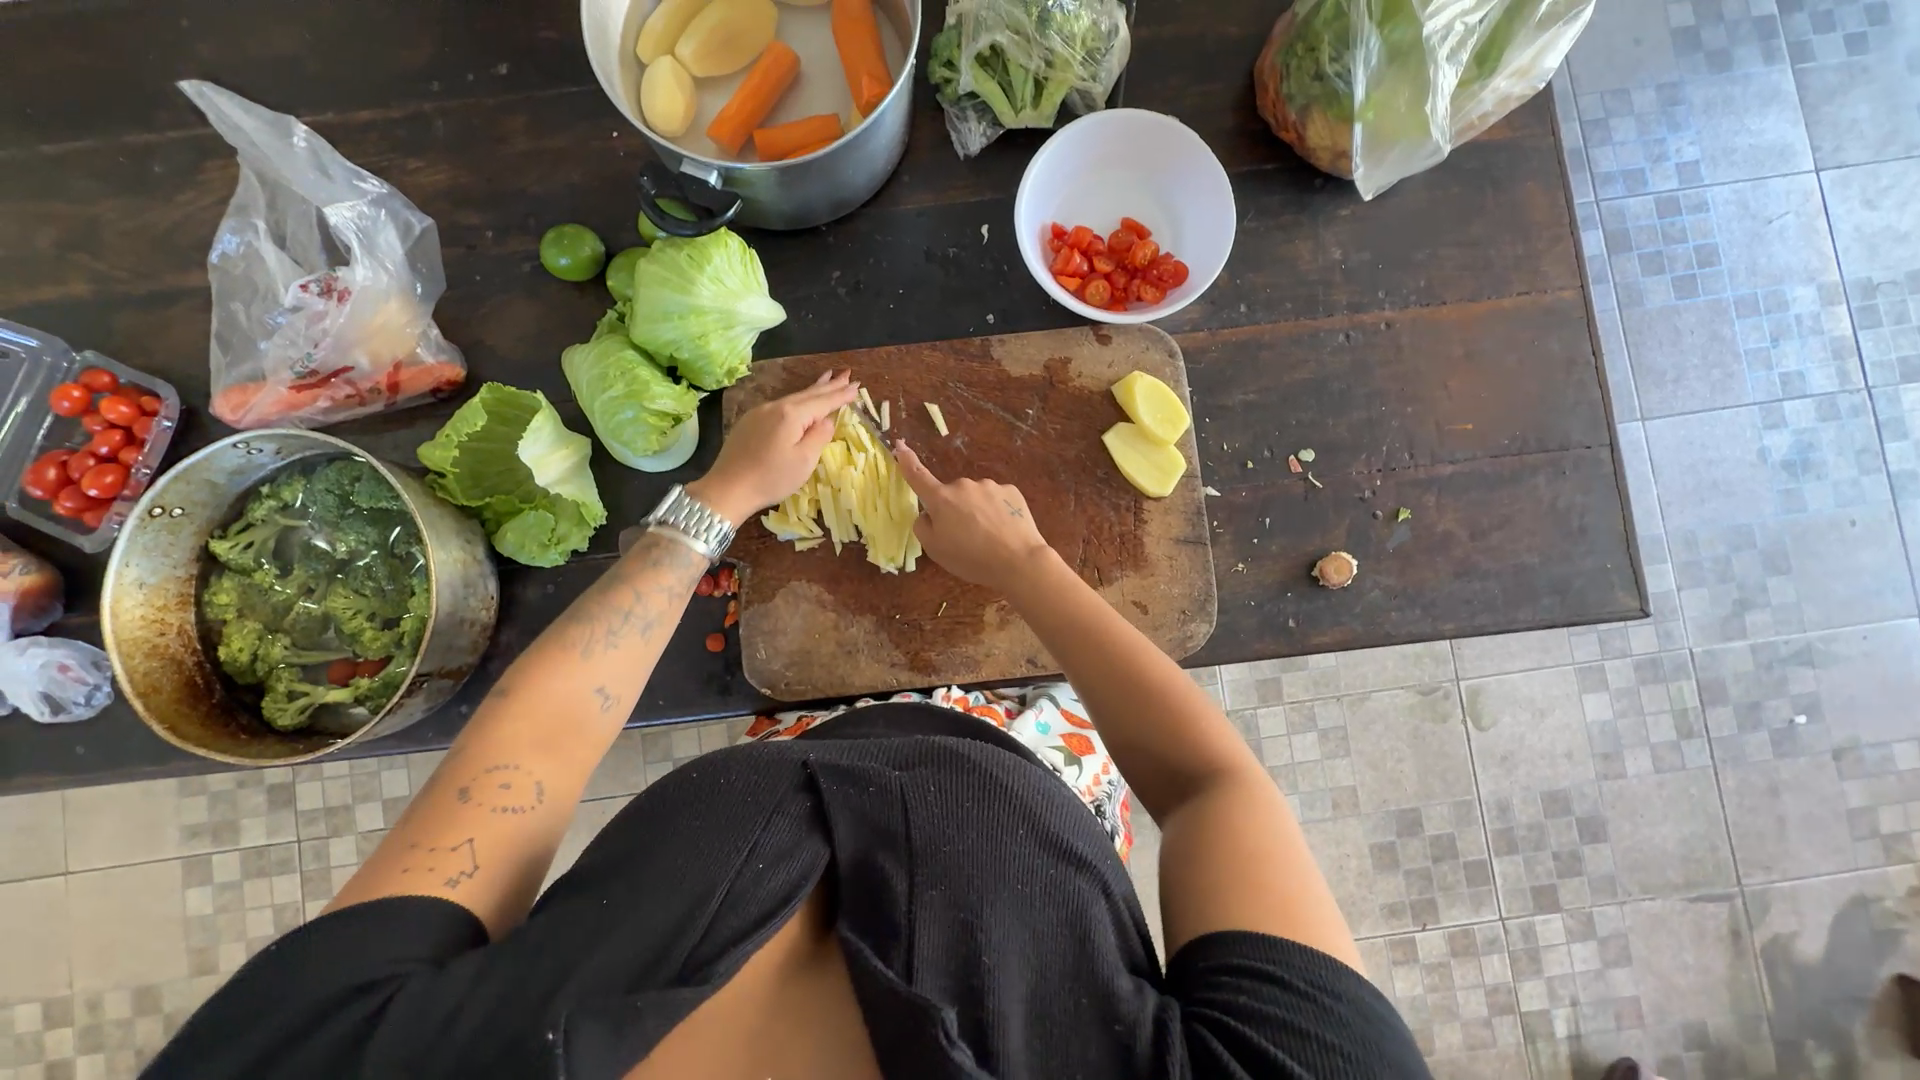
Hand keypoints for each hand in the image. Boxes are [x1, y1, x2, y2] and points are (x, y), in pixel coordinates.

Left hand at [687, 370, 857, 522]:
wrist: (727, 489)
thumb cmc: (770, 478)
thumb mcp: (804, 462)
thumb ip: (819, 437)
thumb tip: (826, 421)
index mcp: (791, 415)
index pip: (822, 402)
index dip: (841, 395)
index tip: (857, 386)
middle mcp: (775, 407)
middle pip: (807, 394)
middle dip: (829, 385)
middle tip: (847, 374)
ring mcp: (759, 413)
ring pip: (793, 398)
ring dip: (813, 389)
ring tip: (828, 378)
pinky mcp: (750, 423)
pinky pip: (780, 406)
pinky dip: (797, 400)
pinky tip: (800, 401)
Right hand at [894, 442, 1055, 592]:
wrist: (1018, 561)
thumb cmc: (971, 559)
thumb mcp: (935, 550)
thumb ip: (923, 527)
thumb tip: (927, 513)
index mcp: (941, 499)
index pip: (918, 476)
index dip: (907, 462)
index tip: (900, 446)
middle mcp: (963, 485)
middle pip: (952, 496)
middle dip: (955, 511)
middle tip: (966, 538)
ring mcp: (989, 486)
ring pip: (976, 497)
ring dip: (978, 511)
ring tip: (989, 538)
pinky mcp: (1011, 491)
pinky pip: (997, 500)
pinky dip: (997, 512)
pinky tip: (1004, 530)